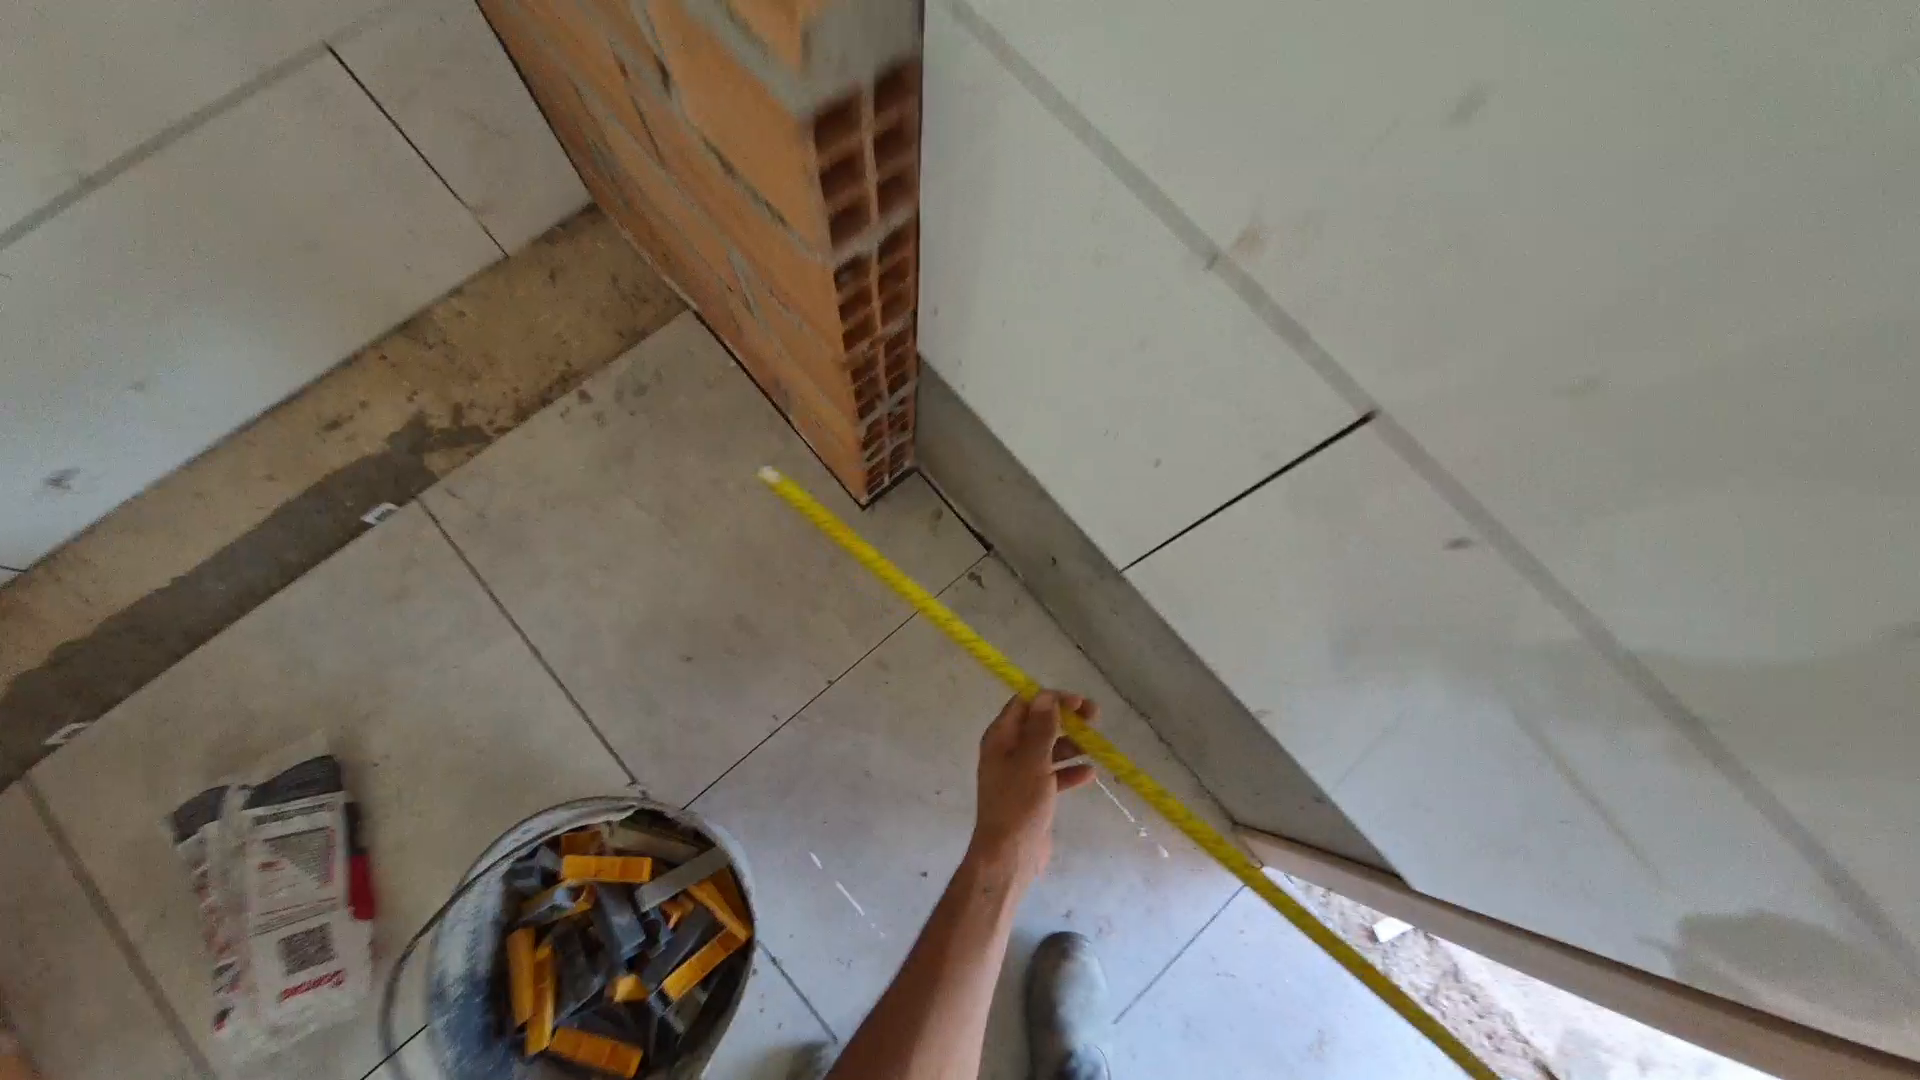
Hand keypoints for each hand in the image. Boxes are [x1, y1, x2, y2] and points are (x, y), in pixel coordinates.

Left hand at [966, 690, 1097, 891]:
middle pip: (1038, 725)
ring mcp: (1019, 774)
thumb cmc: (1018, 803)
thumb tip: (1045, 696)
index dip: (1051, 699)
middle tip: (1095, 718)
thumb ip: (1041, 728)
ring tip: (1094, 746)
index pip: (1025, 704)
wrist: (1010, 855)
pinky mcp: (1031, 795)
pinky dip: (1069, 772)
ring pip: (1048, 749)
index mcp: (1000, 738)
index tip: (1078, 703)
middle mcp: (1007, 752)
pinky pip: (1053, 775)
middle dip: (1065, 719)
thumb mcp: (1032, 761)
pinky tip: (1090, 774)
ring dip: (1070, 745)